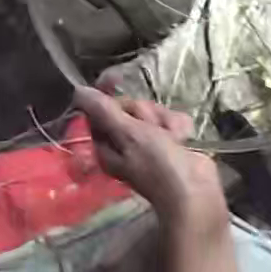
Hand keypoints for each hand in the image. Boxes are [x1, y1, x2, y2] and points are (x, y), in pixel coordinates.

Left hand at [74, 87, 226, 236]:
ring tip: (172, 137)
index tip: (119, 84)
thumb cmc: (156, 163)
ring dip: (166, 120)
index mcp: (107, 144)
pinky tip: (183, 138)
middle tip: (152, 127)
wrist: (193, 187)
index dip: (112, 99)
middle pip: (131, 109)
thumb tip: (77, 91)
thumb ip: (105, 111)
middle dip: (146, 113)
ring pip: (155, 113)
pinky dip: (179, 127)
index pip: (101, 111)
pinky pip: (172, 121)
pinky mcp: (170, 142)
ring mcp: (149, 142)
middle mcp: (125, 143)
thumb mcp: (128, 134)